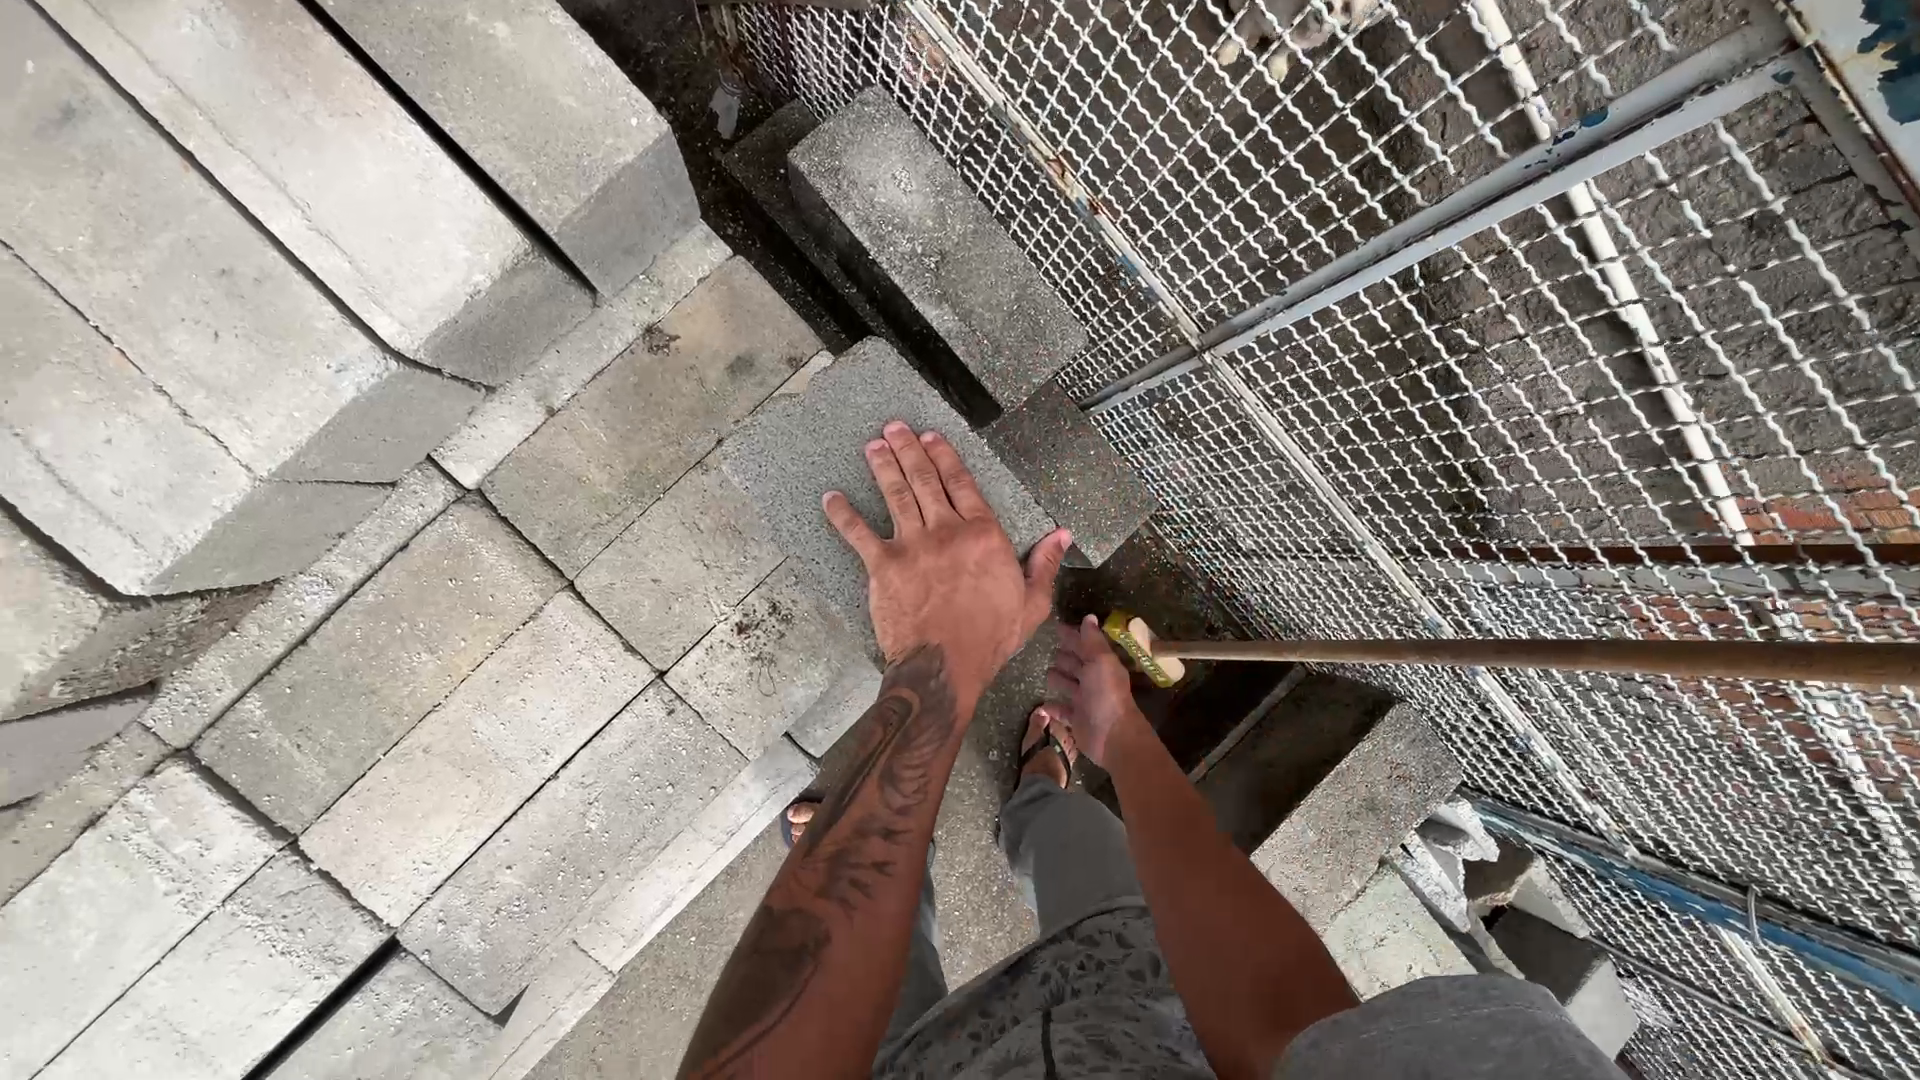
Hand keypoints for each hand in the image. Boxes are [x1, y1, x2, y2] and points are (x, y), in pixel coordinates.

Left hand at [824, 421, 1072, 702]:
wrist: (945, 667)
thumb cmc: (989, 639)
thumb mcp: (1032, 604)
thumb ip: (1044, 564)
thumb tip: (1062, 535)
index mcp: (984, 535)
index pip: (963, 483)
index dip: (945, 456)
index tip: (932, 437)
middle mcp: (947, 531)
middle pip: (925, 479)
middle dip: (909, 449)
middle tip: (895, 428)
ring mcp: (913, 546)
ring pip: (895, 495)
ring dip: (882, 466)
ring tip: (873, 445)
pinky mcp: (884, 566)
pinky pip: (858, 533)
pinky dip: (842, 514)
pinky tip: (831, 497)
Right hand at [1045, 614, 1146, 764]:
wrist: (1112, 735)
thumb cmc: (1106, 694)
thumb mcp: (1100, 661)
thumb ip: (1092, 640)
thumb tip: (1088, 616)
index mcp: (1100, 664)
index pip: (1084, 645)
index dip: (1072, 636)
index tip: (1056, 627)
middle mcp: (1093, 680)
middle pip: (1075, 664)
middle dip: (1064, 656)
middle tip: (1047, 648)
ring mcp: (1084, 700)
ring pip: (1067, 685)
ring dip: (1058, 679)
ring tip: (1044, 672)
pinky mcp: (1076, 719)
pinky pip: (1061, 710)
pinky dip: (1053, 706)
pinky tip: (1043, 703)